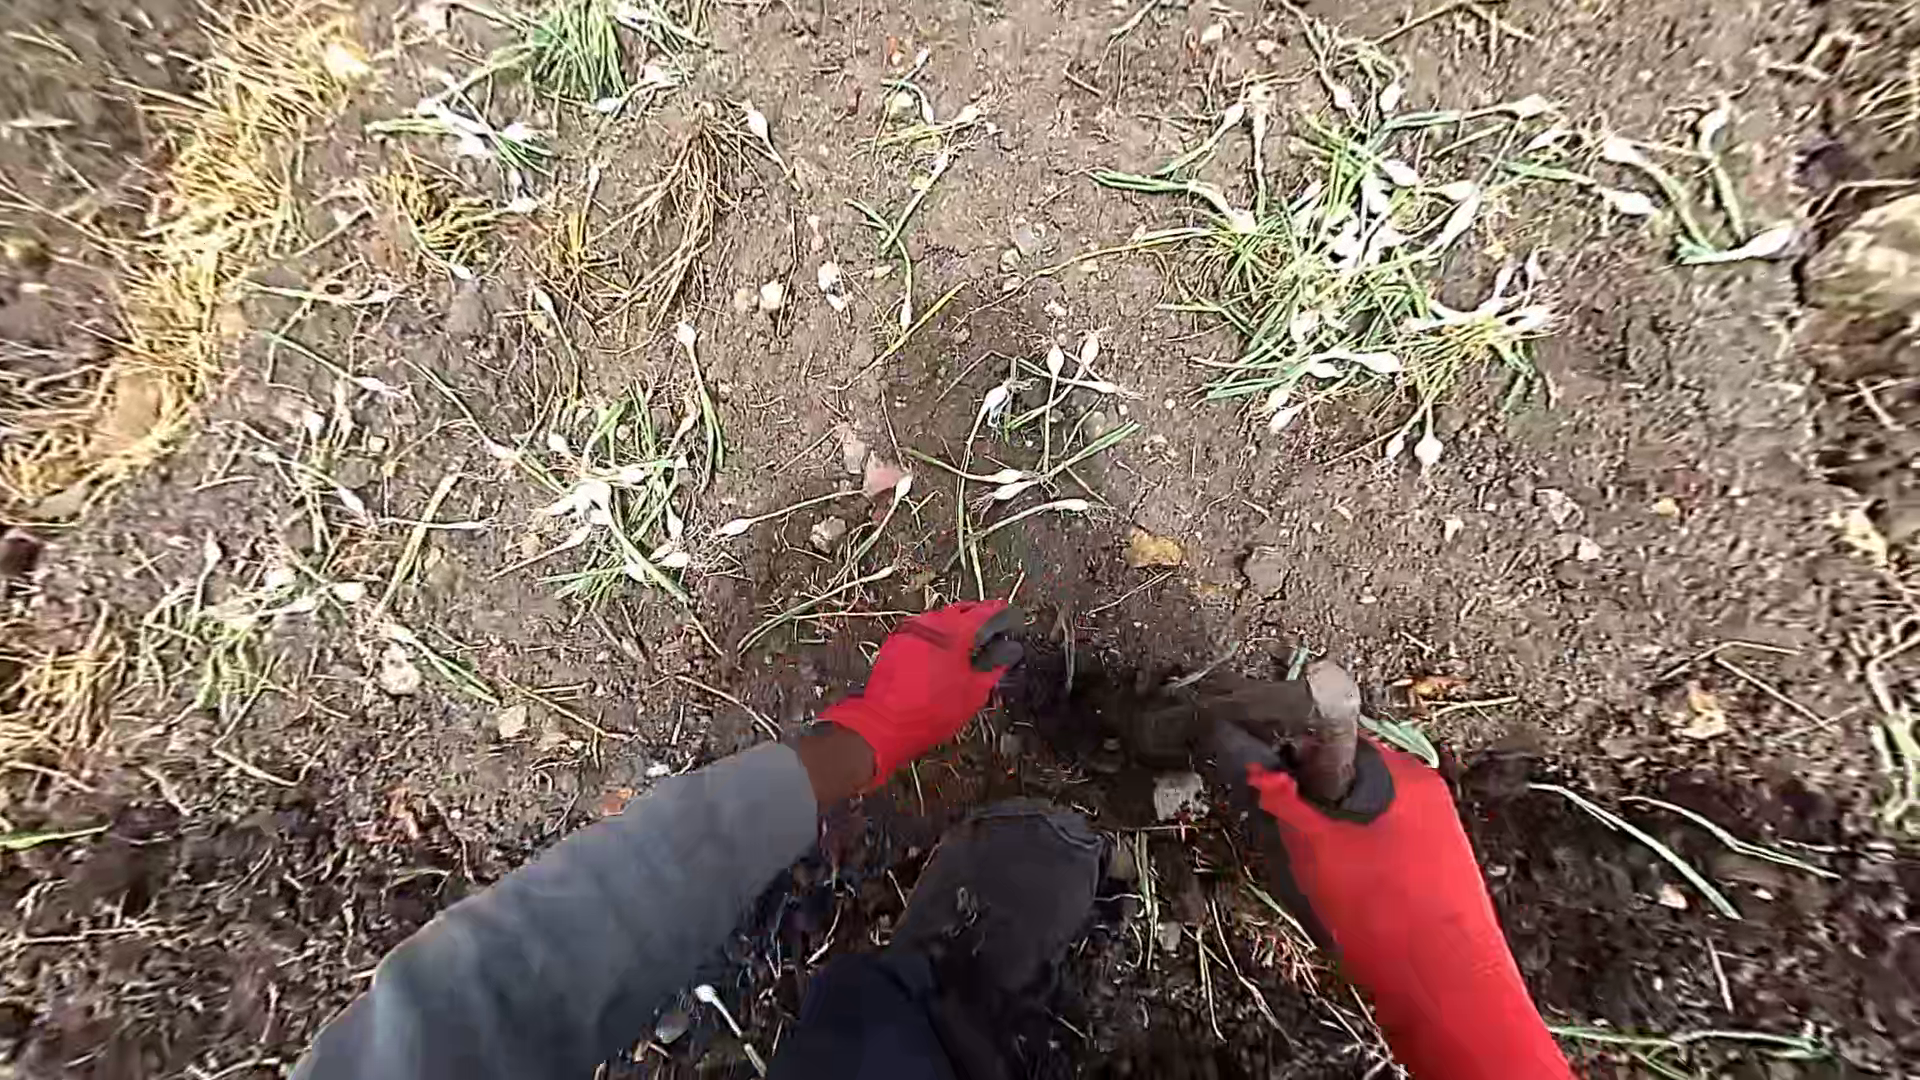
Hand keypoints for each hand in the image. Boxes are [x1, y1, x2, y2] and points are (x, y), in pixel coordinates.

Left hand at [820, 601, 1018, 782]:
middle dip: (978, 619)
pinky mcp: (896, 639)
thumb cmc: (931, 711)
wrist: (884, 723)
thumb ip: (994, 668)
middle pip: (963, 610)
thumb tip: (1007, 654)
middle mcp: (933, 622)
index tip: (1010, 618)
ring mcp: (912, 629)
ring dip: (955, 628)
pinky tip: (940, 656)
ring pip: (941, 620)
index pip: (987, 611)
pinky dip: (936, 638)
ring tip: (966, 648)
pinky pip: (923, 631)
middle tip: (990, 634)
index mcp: (957, 631)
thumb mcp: (974, 693)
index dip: (1002, 614)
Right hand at [1248, 741, 1572, 1079]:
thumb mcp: (1314, 843)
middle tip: (1293, 825)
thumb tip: (1258, 771)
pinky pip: (1376, 844)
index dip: (1296, 757)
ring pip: (1358, 814)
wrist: (1446, 998)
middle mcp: (1426, 799)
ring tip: (1320, 864)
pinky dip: (1351, 856)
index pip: (1336, 742)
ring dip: (1330, 831)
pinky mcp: (1431, 871)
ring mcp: (1434, 837)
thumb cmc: (1392, 918)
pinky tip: (1343, 886)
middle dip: (1313, 801)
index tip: (1274, 775)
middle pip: (1346, 779)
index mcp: (1406, 777)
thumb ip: (1280, 797)